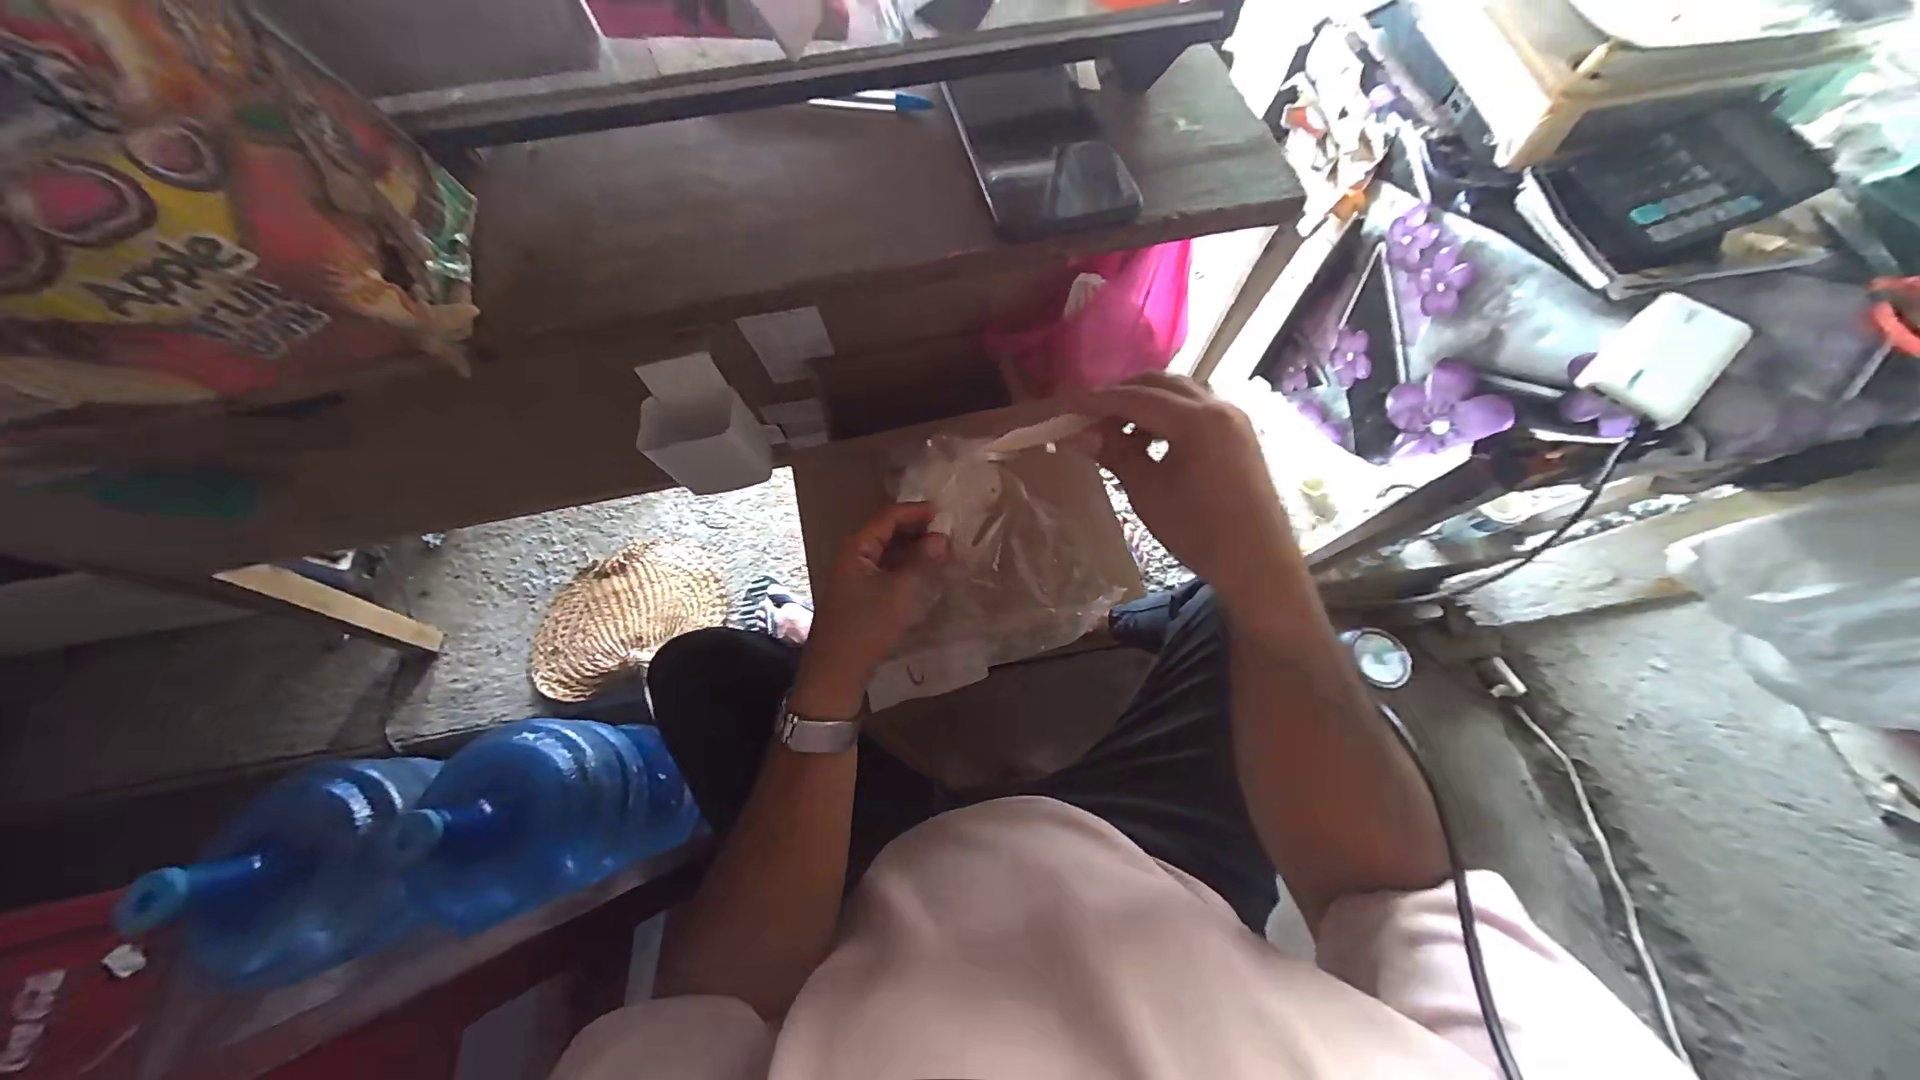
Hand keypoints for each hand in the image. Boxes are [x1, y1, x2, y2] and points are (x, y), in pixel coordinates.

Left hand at [790, 502, 950, 718]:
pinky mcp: (862, 596)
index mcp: (857, 547)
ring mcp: (856, 576)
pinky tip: (927, 576)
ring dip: (916, 551)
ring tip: (944, 555)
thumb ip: (923, 561)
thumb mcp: (902, 593)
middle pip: (889, 532)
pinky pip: (888, 571)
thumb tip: (942, 539)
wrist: (836, 673)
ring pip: (890, 553)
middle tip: (950, 536)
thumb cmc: (867, 627)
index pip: (889, 516)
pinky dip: (908, 569)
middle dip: (919, 532)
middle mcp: (854, 556)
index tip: (946, 513)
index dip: (918, 512)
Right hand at [1070, 374, 1299, 616]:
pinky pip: (1194, 409)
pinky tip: (1146, 440)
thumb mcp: (1148, 492)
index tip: (1064, 403)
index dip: (1095, 400)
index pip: (1135, 398)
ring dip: (1143, 403)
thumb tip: (1078, 434)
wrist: (1257, 564)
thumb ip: (1115, 455)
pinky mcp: (1237, 433)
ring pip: (1179, 393)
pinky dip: (1166, 415)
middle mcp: (1218, 407)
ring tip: (1113, 429)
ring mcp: (1233, 418)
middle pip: (1159, 384)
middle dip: (1120, 394)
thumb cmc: (1199, 531)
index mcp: (1197, 420)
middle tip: (1087, 415)